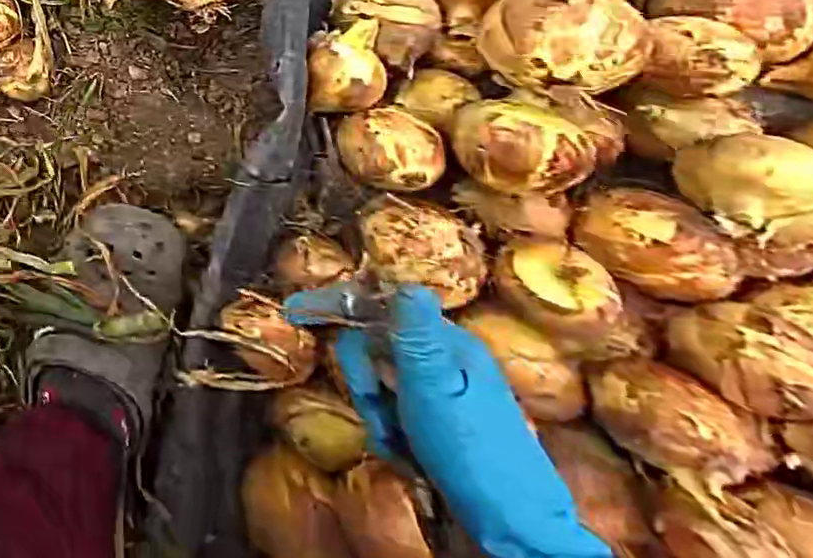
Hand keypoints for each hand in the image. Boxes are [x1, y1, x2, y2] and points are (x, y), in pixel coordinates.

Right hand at [323, 287, 609, 557]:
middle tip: (375, 412)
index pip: (379, 303)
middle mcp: (443, 358)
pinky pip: (390, 409)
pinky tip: (405, 455)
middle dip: (363, 380)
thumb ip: (414, 333)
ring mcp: (440, 392)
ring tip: (396, 444)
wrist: (518, 537)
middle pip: (371, 344)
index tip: (294, 312)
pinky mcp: (435, 422)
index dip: (337, 304)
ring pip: (377, 379)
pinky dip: (388, 430)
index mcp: (446, 342)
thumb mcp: (435, 389)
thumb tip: (404, 279)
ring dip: (375, 412)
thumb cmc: (473, 456)